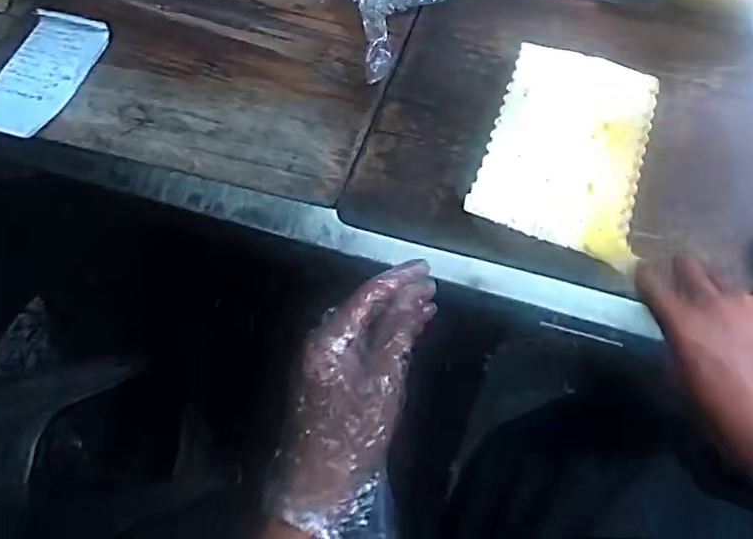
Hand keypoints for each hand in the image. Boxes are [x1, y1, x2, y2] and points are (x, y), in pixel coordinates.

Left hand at [264, 260, 436, 538]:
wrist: (322, 485)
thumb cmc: (354, 431)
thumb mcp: (384, 378)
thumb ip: (398, 330)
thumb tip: (413, 294)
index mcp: (330, 338)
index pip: (368, 294)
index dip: (399, 278)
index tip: (425, 267)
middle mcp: (323, 341)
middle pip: (365, 304)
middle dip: (399, 293)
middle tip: (430, 283)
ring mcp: (326, 358)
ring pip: (367, 322)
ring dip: (397, 312)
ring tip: (428, 302)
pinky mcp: (333, 374)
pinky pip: (364, 340)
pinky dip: (387, 332)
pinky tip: (411, 328)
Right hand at [635, 256, 752, 473]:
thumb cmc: (725, 417)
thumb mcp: (684, 384)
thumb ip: (674, 345)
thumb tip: (671, 329)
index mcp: (684, 323)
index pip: (652, 279)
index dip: (643, 276)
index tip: (642, 278)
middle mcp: (711, 301)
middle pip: (687, 262)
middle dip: (678, 270)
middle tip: (678, 287)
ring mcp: (743, 299)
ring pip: (717, 278)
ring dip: (709, 289)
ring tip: (715, 312)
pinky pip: (744, 296)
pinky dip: (737, 307)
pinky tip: (746, 332)